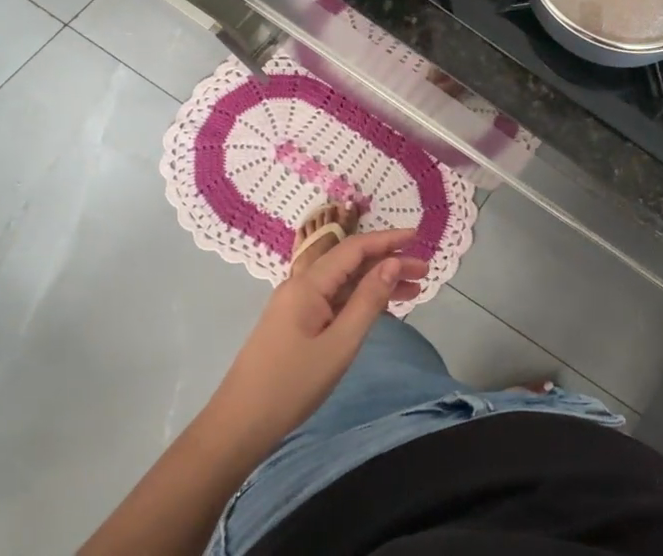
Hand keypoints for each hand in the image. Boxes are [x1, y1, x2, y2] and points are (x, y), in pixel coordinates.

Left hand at [211, 229, 428, 438]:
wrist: (238, 426)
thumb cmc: (292, 384)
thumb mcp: (341, 343)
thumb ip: (369, 300)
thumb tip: (392, 263)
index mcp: (308, 285)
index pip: (354, 249)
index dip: (387, 240)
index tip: (418, 237)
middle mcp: (300, 287)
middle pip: (350, 264)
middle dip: (388, 263)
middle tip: (424, 273)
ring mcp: (295, 306)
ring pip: (343, 283)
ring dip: (377, 283)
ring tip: (414, 292)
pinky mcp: (294, 325)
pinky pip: (334, 301)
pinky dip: (360, 301)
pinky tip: (381, 309)